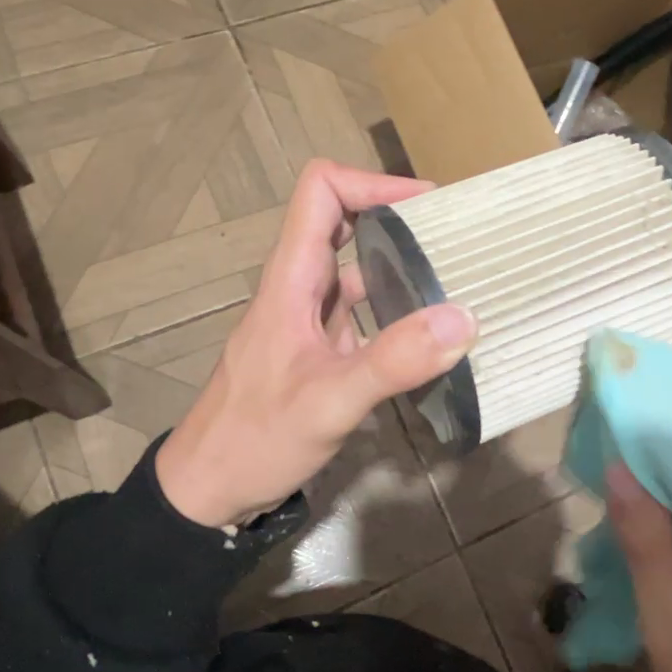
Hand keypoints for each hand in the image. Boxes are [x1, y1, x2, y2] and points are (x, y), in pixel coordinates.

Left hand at [155, 160, 478, 528]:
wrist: (209, 489)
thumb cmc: (257, 438)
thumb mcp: (329, 402)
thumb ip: (393, 361)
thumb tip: (463, 318)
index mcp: (290, 279)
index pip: (321, 191)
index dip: (372, 182)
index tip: (428, 205)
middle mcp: (298, 288)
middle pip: (344, 222)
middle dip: (398, 219)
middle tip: (456, 239)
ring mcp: (307, 320)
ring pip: (355, 269)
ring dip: (401, 266)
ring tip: (456, 280)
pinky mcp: (317, 351)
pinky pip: (361, 313)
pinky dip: (396, 312)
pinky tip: (429, 336)